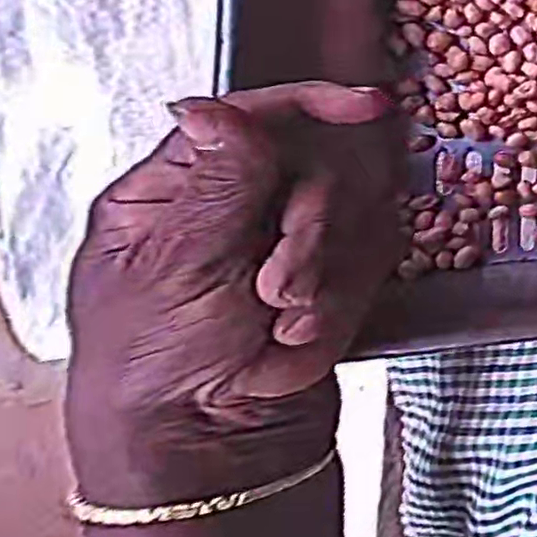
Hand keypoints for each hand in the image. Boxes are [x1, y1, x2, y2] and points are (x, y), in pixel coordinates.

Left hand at [65, 83, 402, 506]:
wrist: (216, 433)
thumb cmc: (160, 356)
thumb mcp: (178, 267)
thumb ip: (218, 185)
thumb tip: (215, 108)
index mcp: (183, 189)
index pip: (254, 118)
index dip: (314, 103)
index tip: (370, 106)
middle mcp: (250, 201)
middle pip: (320, 168)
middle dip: (311, 227)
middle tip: (281, 283)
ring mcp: (302, 232)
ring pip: (357, 209)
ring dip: (327, 266)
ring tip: (284, 314)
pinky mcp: (346, 263)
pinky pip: (376, 250)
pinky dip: (346, 290)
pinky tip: (303, 325)